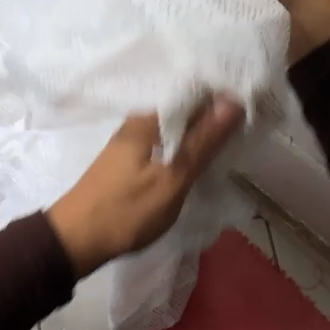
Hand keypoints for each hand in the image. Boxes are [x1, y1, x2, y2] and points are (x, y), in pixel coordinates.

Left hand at [45, 98, 245, 277]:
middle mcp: (139, 119)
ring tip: (236, 132)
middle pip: (184, 105)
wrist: (76, 239)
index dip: (222, 94)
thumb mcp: (170, 180)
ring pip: (176, 123)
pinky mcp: (131, 156)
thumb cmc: (125, 210)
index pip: (191, 91)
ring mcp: (133, 138)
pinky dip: (186, 141)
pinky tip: (202, 151)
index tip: (254, 100)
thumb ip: (201, 142)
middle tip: (252, 117)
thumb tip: (232, 101)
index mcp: (147, 117)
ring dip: (202, 127)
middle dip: (215, 110)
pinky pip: (166, 137)